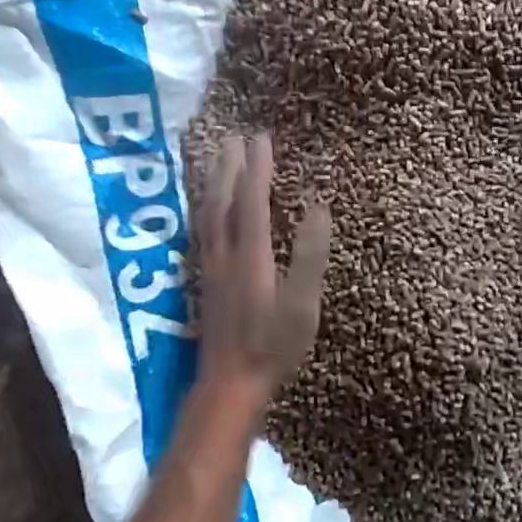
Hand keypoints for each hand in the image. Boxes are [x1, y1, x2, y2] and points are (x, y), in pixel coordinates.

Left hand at [195, 133, 332, 388]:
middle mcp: (225, 253)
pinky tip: (205, 208)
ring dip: (212, 182)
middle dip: (229, 166)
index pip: (253, 200)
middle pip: (223, 200)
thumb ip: (310, 255)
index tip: (261, 138)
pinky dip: (203, 208)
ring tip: (215, 159)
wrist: (229, 384)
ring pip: (207, 214)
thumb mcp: (303, 305)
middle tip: (234, 137)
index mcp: (251, 254)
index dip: (257, 168)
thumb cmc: (273, 346)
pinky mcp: (206, 281)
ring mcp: (212, 267)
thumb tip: (319, 208)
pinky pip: (202, 230)